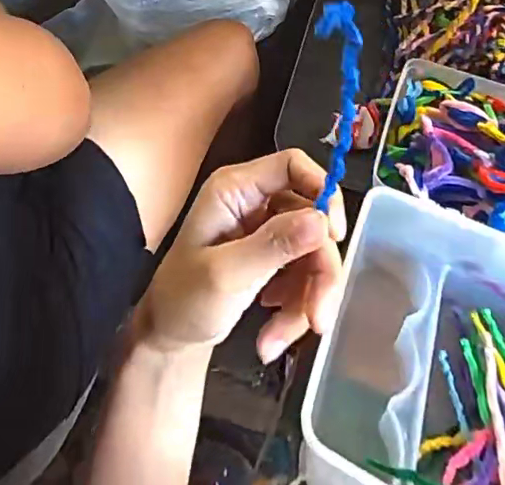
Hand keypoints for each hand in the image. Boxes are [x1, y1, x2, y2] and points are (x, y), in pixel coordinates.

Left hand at [134, 150, 346, 363]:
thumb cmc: (184, 299)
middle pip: (312, 218)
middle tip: (317, 319)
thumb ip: (273, 246)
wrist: (168, 338)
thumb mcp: (226, 274)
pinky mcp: (274, 256)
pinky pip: (305, 273)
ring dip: (307, 299)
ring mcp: (265, 229)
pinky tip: (272, 333)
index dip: (322, 190)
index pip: (292, 164)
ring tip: (276, 340)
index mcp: (236, 188)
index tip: (336, 235)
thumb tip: (322, 221)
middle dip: (319, 272)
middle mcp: (254, 201)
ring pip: (313, 251)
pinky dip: (297, 306)